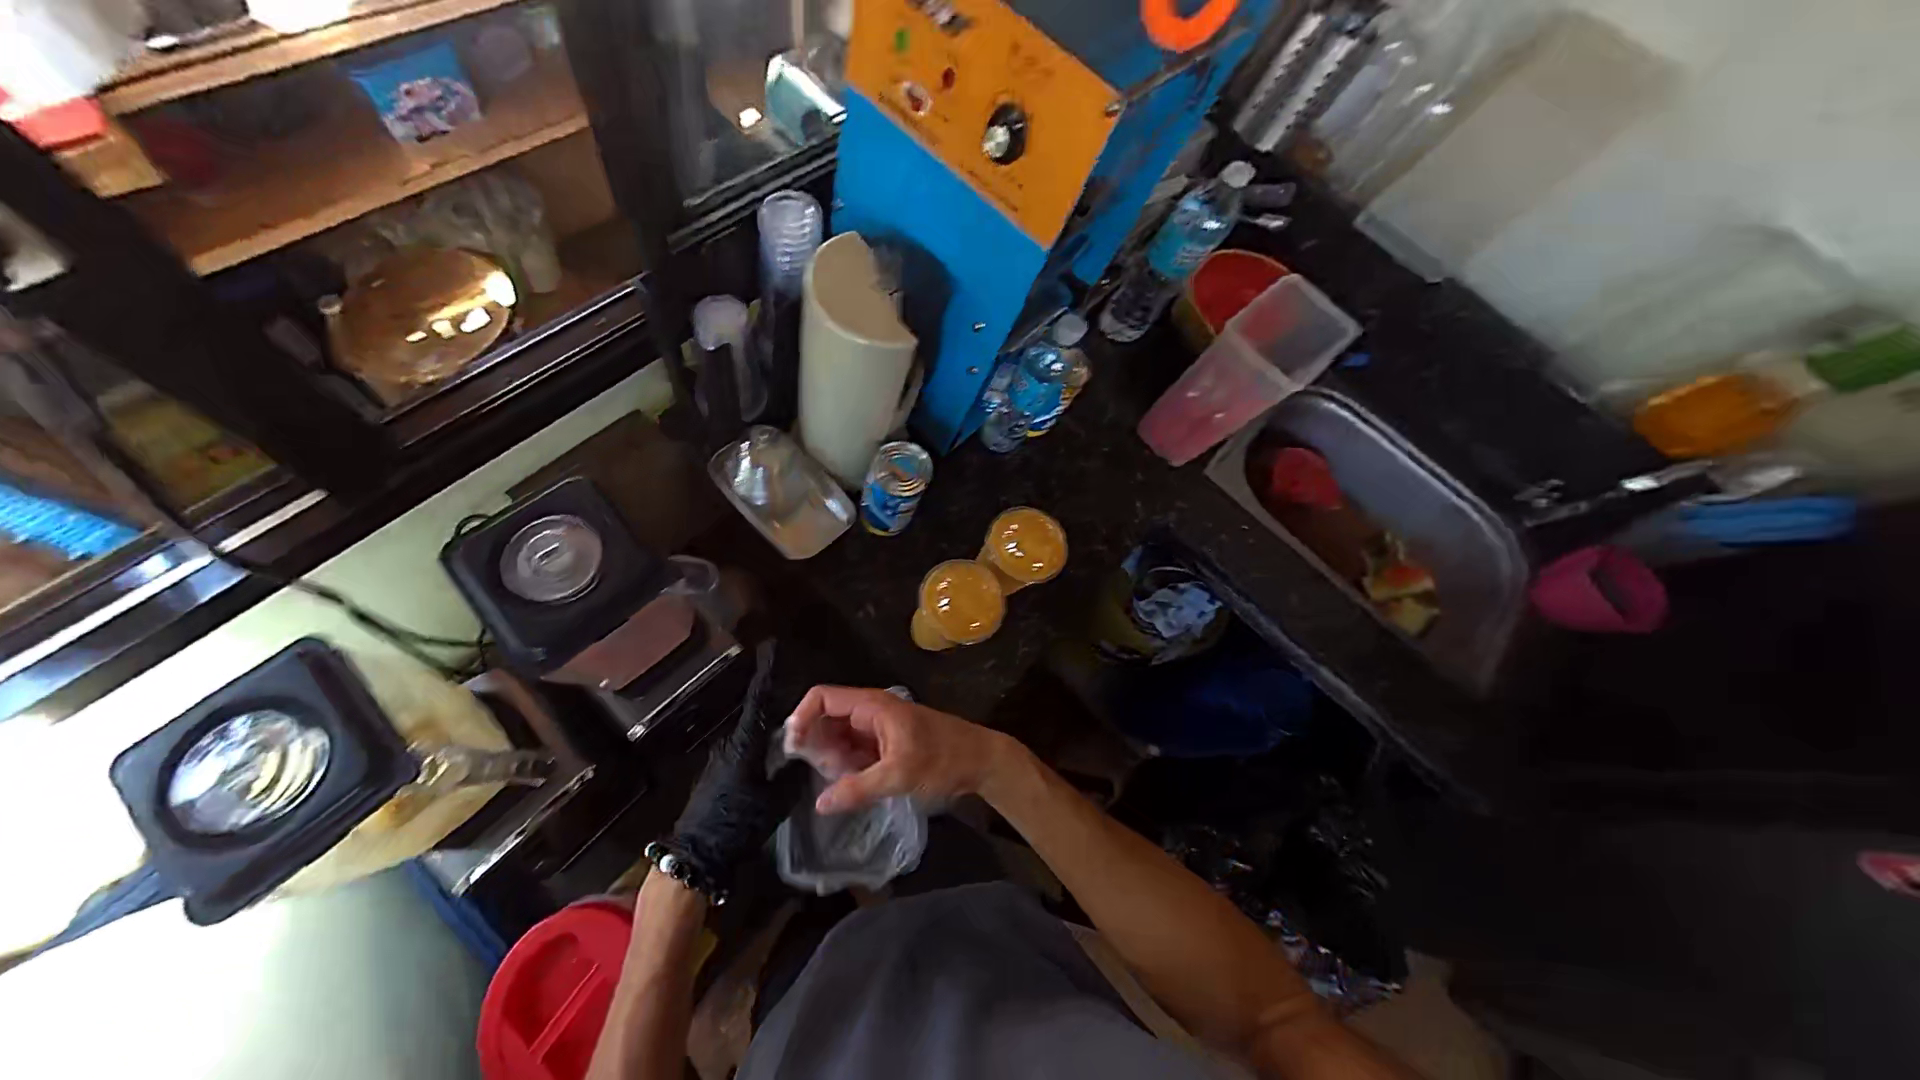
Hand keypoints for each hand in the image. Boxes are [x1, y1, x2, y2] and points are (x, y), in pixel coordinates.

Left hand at [663, 641, 806, 890]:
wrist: (697, 853)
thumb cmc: (737, 822)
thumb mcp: (776, 799)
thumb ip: (794, 772)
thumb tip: (806, 755)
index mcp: (744, 744)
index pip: (758, 700)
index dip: (766, 674)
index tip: (771, 649)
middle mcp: (731, 744)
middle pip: (759, 714)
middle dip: (782, 705)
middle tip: (811, 702)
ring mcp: (724, 757)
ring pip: (756, 733)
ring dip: (776, 729)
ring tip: (805, 730)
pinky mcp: (722, 771)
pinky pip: (750, 748)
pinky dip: (767, 745)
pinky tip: (784, 755)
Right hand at [784, 685, 1019, 814]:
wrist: (981, 761)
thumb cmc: (943, 759)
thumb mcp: (900, 775)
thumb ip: (857, 788)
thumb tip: (821, 803)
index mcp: (872, 706)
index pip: (822, 697)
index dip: (801, 718)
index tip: (794, 749)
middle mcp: (871, 711)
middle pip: (826, 719)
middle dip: (820, 747)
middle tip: (831, 774)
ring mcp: (878, 728)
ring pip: (839, 738)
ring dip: (836, 760)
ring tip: (849, 783)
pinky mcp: (886, 744)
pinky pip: (855, 750)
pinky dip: (850, 766)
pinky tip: (858, 785)